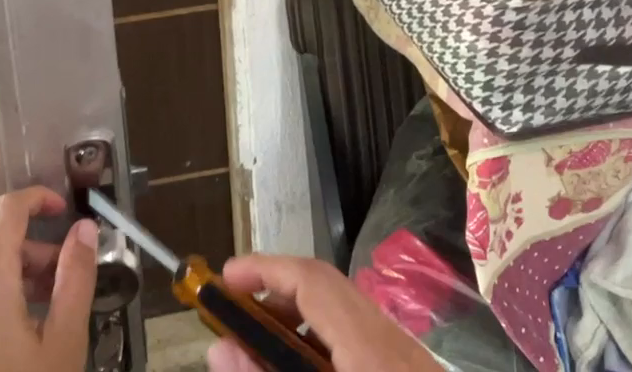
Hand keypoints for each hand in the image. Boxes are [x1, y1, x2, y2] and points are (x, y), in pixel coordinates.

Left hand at [0, 186, 98, 371]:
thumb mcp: (66, 339)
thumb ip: (76, 276)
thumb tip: (84, 227)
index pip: (7, 213)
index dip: (38, 198)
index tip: (66, 209)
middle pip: (1, 253)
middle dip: (41, 256)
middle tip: (74, 284)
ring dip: (25, 287)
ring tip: (55, 319)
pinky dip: (5, 312)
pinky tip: (27, 348)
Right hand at [204, 255, 440, 371]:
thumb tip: (222, 349)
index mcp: (373, 354)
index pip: (314, 283)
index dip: (266, 270)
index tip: (226, 278)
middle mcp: (395, 345)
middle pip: (330, 290)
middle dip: (278, 290)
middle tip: (235, 310)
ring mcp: (410, 360)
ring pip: (347, 313)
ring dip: (300, 317)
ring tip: (262, 342)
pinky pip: (362, 340)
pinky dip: (325, 341)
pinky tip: (303, 368)